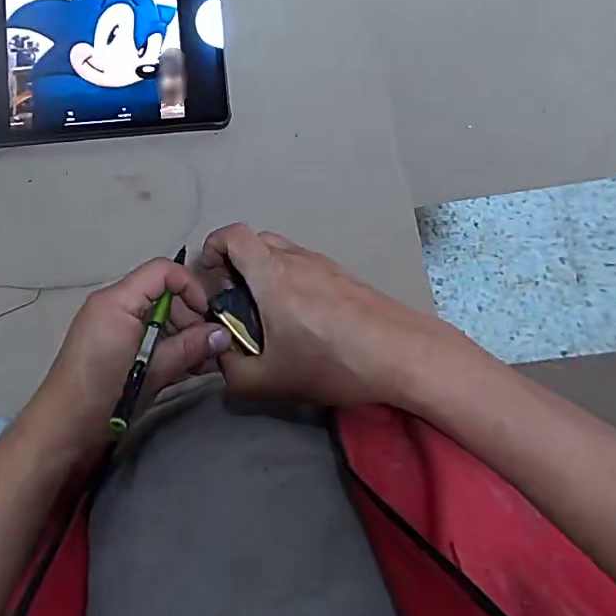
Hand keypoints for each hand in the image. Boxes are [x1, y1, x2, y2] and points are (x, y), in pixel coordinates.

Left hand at [21, 256, 228, 461]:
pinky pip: (143, 333)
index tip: (206, 316)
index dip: (190, 287)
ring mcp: (109, 326)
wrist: (61, 432)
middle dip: (188, 315)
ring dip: (179, 334)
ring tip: (201, 361)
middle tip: (207, 346)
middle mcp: (112, 305)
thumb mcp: (152, 370)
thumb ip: (188, 348)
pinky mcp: (110, 347)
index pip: (162, 271)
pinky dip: (163, 345)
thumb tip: (224, 334)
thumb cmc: (104, 393)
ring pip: (155, 315)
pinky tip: (184, 366)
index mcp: (118, 299)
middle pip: (160, 292)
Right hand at [198, 223, 465, 408]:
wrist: (404, 355)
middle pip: (254, 240)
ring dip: (264, 270)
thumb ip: (233, 373)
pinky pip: (304, 264)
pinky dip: (290, 278)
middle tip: (237, 298)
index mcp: (271, 274)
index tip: (211, 275)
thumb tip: (221, 361)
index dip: (213, 246)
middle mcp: (295, 258)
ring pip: (281, 251)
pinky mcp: (344, 275)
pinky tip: (303, 317)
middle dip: (236, 262)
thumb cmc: (333, 361)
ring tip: (270, 311)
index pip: (233, 234)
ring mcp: (323, 263)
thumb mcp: (272, 381)